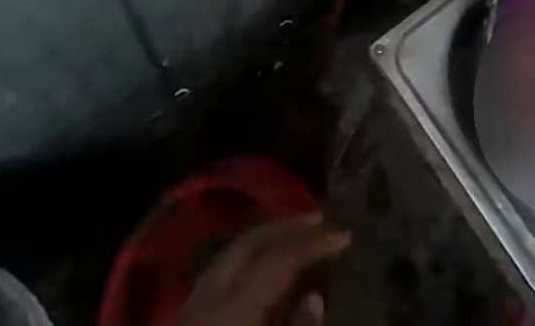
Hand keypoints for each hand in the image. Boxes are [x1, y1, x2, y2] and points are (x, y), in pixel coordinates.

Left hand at [176, 214, 350, 325]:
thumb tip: (315, 297)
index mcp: (230, 312)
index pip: (278, 259)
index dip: (314, 244)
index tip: (346, 237)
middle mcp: (206, 301)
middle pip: (248, 244)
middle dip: (286, 228)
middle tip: (321, 221)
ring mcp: (189, 313)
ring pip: (229, 255)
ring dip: (264, 239)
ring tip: (295, 236)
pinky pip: (217, 275)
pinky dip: (244, 260)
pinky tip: (261, 269)